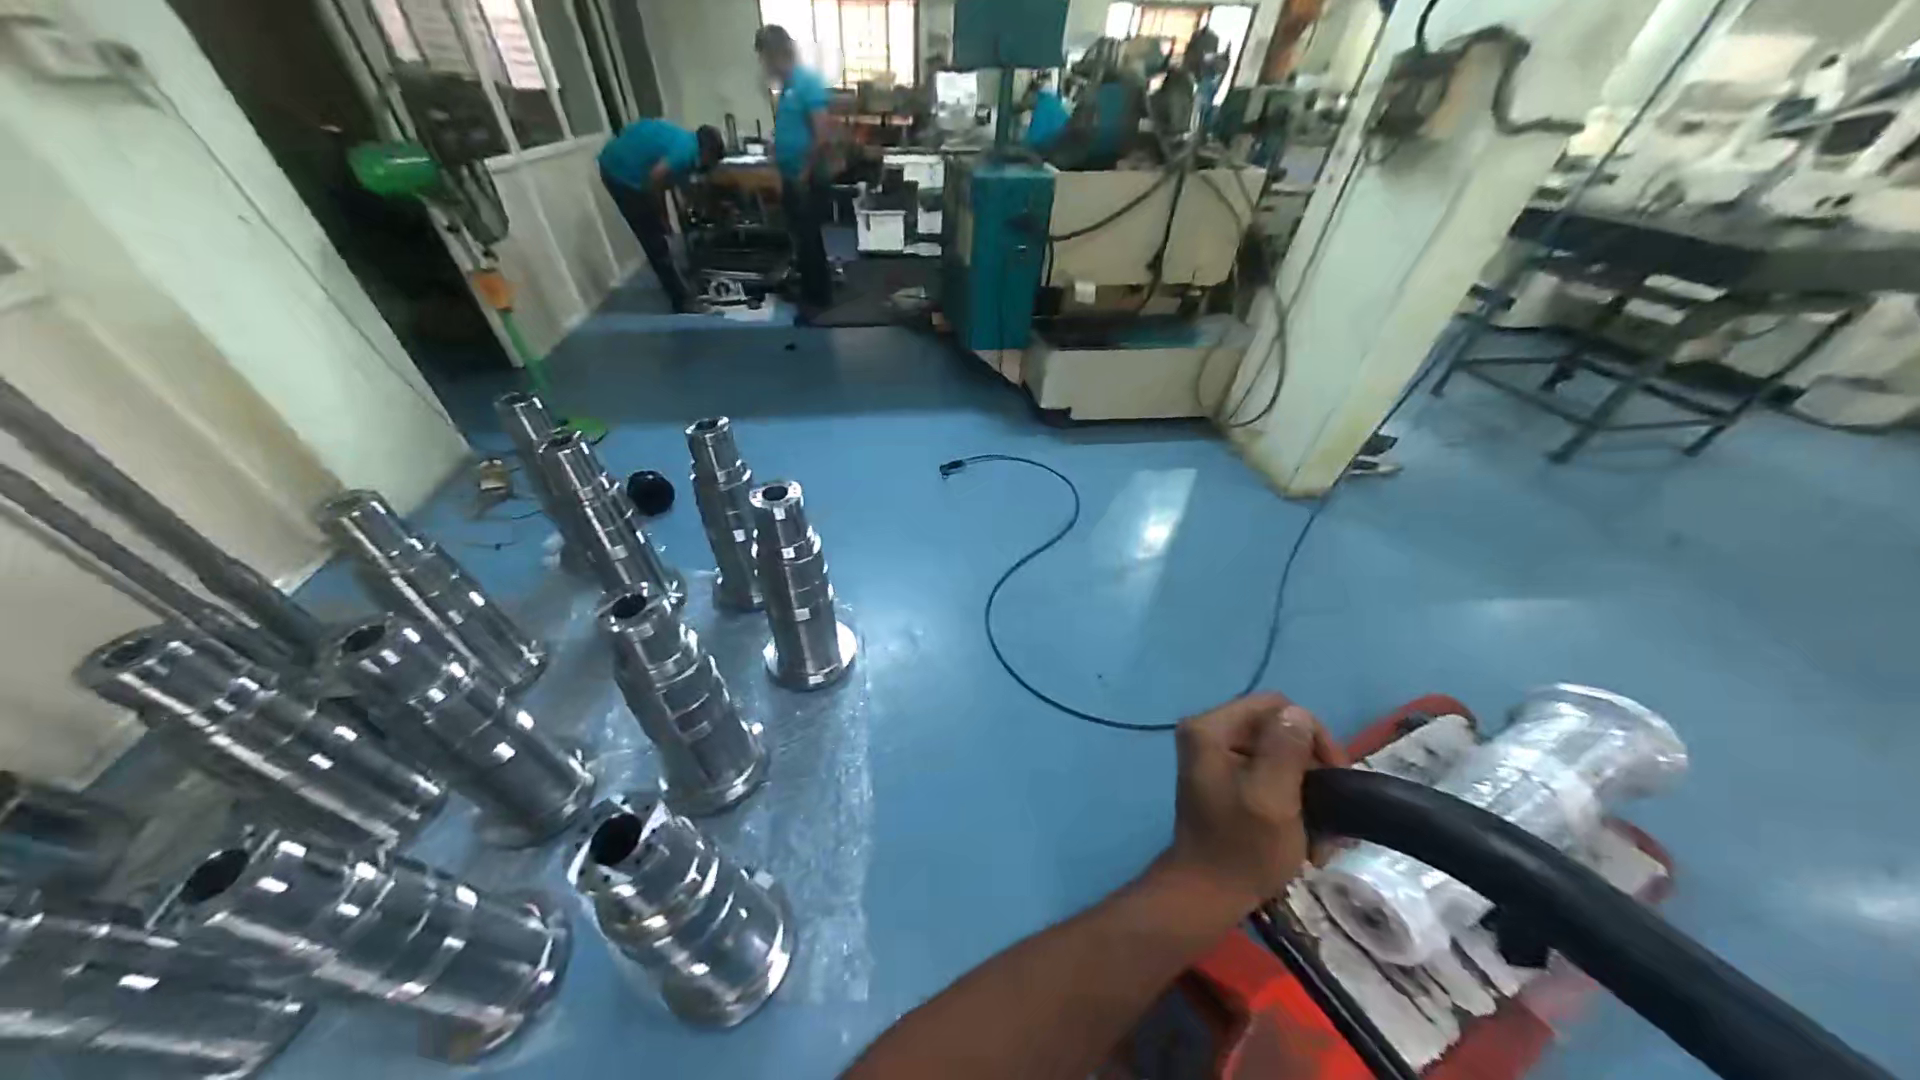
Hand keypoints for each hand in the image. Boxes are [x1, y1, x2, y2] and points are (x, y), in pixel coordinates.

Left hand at [1156, 694, 1346, 915]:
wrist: (1208, 893)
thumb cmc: (1241, 848)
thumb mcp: (1272, 798)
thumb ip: (1285, 750)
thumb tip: (1299, 714)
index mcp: (1210, 729)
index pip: (1275, 706)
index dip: (1311, 734)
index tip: (1333, 774)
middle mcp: (1208, 733)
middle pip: (1277, 729)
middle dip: (1311, 768)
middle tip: (1331, 809)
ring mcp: (1216, 757)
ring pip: (1279, 755)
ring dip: (1306, 791)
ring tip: (1321, 832)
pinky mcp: (1226, 779)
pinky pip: (1269, 774)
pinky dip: (1292, 801)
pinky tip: (1308, 836)